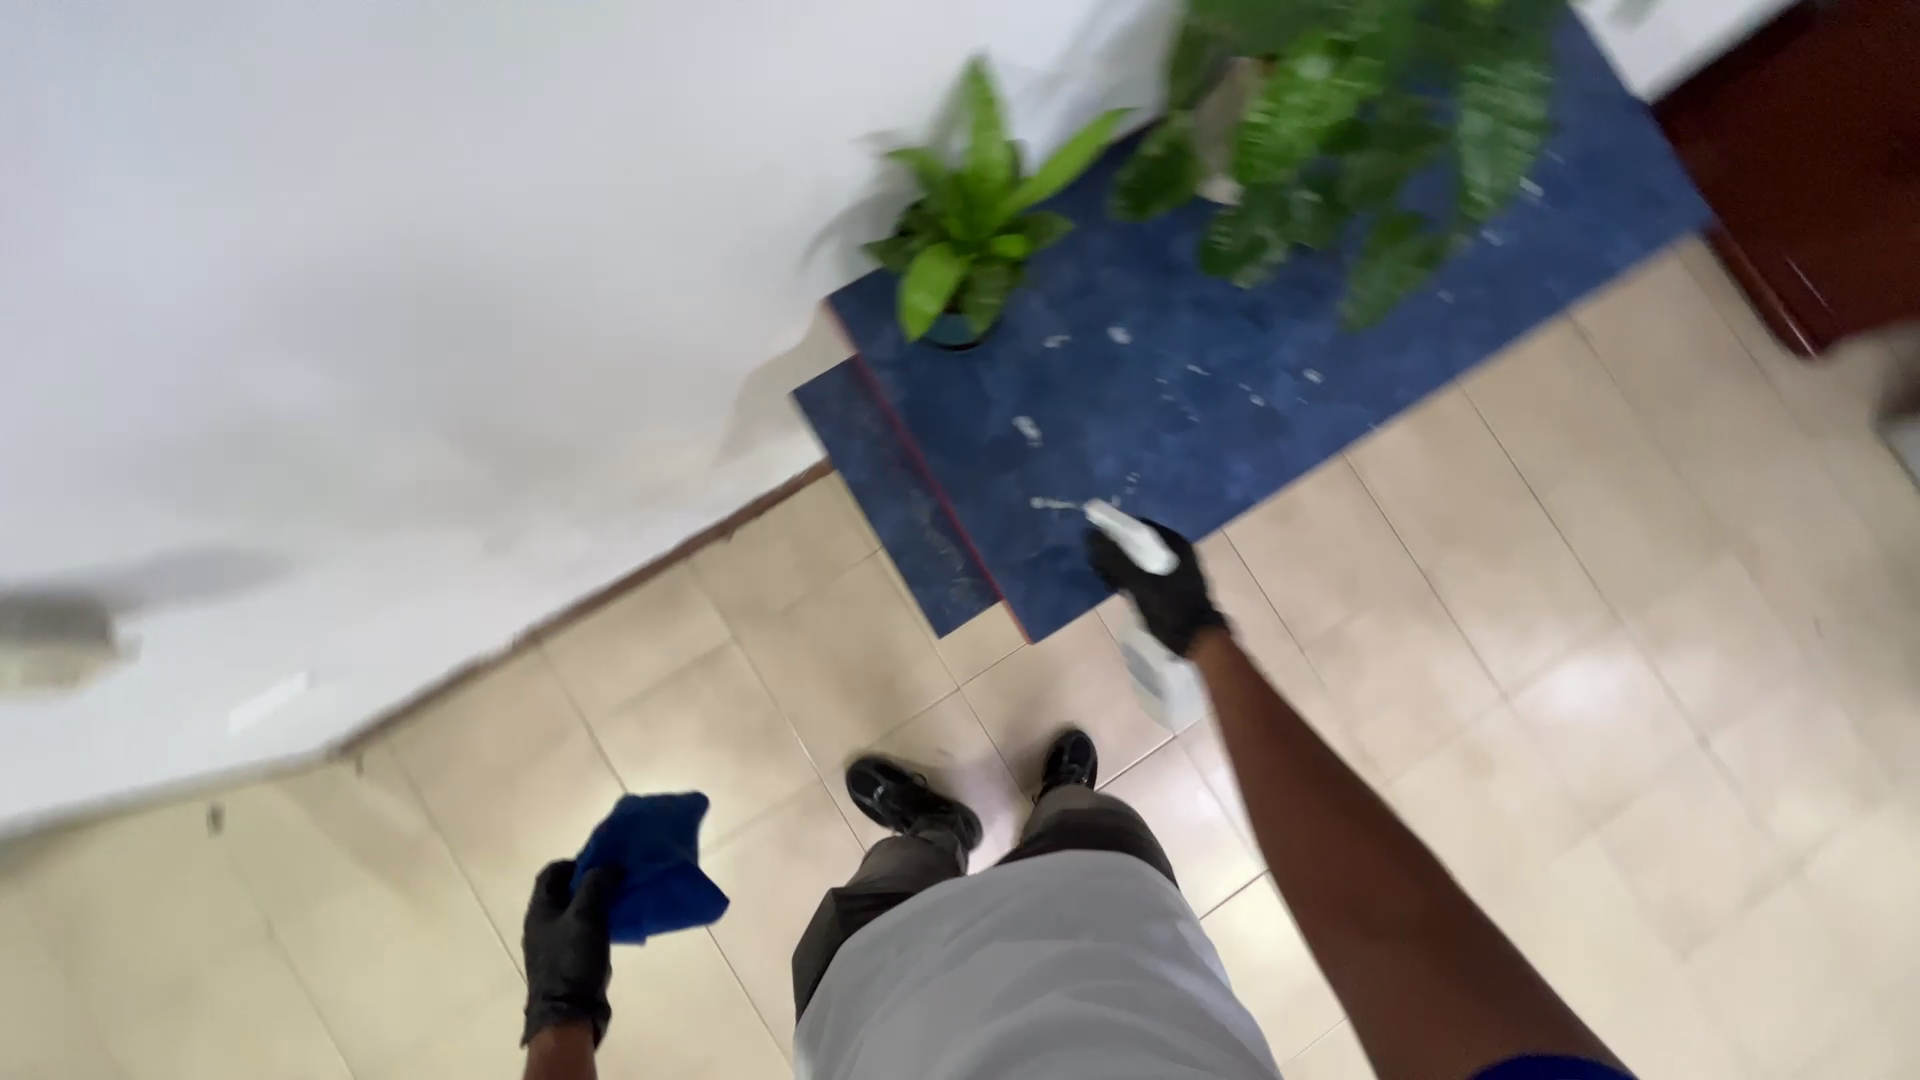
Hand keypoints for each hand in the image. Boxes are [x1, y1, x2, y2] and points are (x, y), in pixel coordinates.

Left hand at [522, 860, 621, 1047]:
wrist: (568, 1012)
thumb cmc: (572, 958)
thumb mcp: (586, 913)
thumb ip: (597, 883)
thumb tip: (610, 865)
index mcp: (540, 909)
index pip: (551, 872)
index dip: (575, 861)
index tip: (602, 861)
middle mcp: (543, 923)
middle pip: (565, 889)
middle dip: (591, 878)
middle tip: (617, 876)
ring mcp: (555, 941)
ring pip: (577, 908)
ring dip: (598, 898)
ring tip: (622, 895)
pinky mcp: (570, 956)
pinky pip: (585, 926)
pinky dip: (600, 917)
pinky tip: (618, 920)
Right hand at [1085, 518, 1225, 656]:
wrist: (1198, 641)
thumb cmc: (1171, 609)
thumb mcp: (1139, 583)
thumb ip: (1115, 559)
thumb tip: (1092, 534)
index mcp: (1175, 543)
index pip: (1138, 525)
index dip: (1115, 532)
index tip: (1097, 545)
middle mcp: (1178, 551)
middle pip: (1139, 542)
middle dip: (1116, 552)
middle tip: (1099, 566)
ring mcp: (1177, 569)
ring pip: (1141, 559)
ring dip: (1122, 566)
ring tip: (1105, 580)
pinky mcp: (1173, 585)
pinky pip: (1147, 573)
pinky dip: (1132, 577)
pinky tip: (1118, 588)